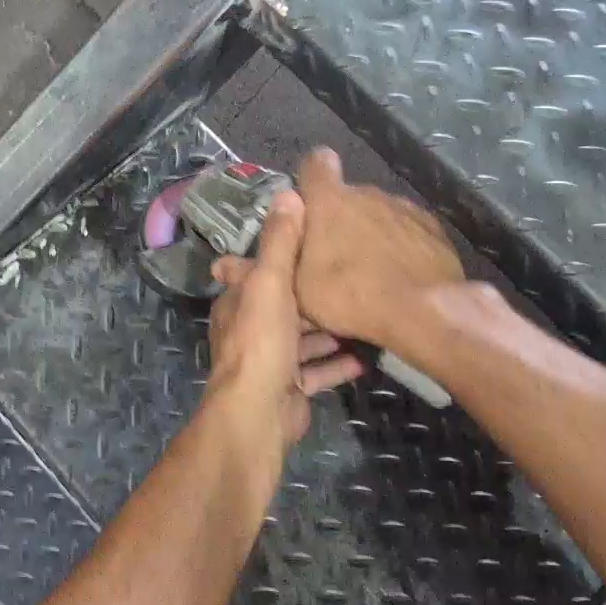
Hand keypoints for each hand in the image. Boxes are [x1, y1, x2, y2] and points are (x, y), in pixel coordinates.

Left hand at [204, 190, 363, 450]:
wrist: (259, 410)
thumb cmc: (261, 340)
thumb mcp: (270, 282)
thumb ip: (280, 242)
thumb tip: (287, 194)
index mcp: (238, 301)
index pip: (258, 270)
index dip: (284, 255)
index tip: (318, 242)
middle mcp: (249, 329)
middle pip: (284, 305)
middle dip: (314, 294)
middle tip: (352, 277)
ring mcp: (269, 361)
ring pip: (302, 338)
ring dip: (329, 329)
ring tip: (365, 313)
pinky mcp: (289, 388)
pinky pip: (316, 371)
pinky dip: (337, 363)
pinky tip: (367, 355)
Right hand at [292, 148, 464, 348]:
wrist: (424, 311)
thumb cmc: (349, 295)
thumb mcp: (298, 283)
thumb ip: (287, 247)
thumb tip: (281, 218)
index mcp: (328, 202)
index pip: (315, 165)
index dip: (311, 176)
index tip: (308, 197)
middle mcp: (367, 194)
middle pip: (347, 196)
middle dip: (338, 218)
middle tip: (333, 256)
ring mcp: (404, 208)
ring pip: (378, 213)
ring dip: (370, 231)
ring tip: (370, 269)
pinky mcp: (433, 227)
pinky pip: (405, 228)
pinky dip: (399, 243)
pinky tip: (399, 273)